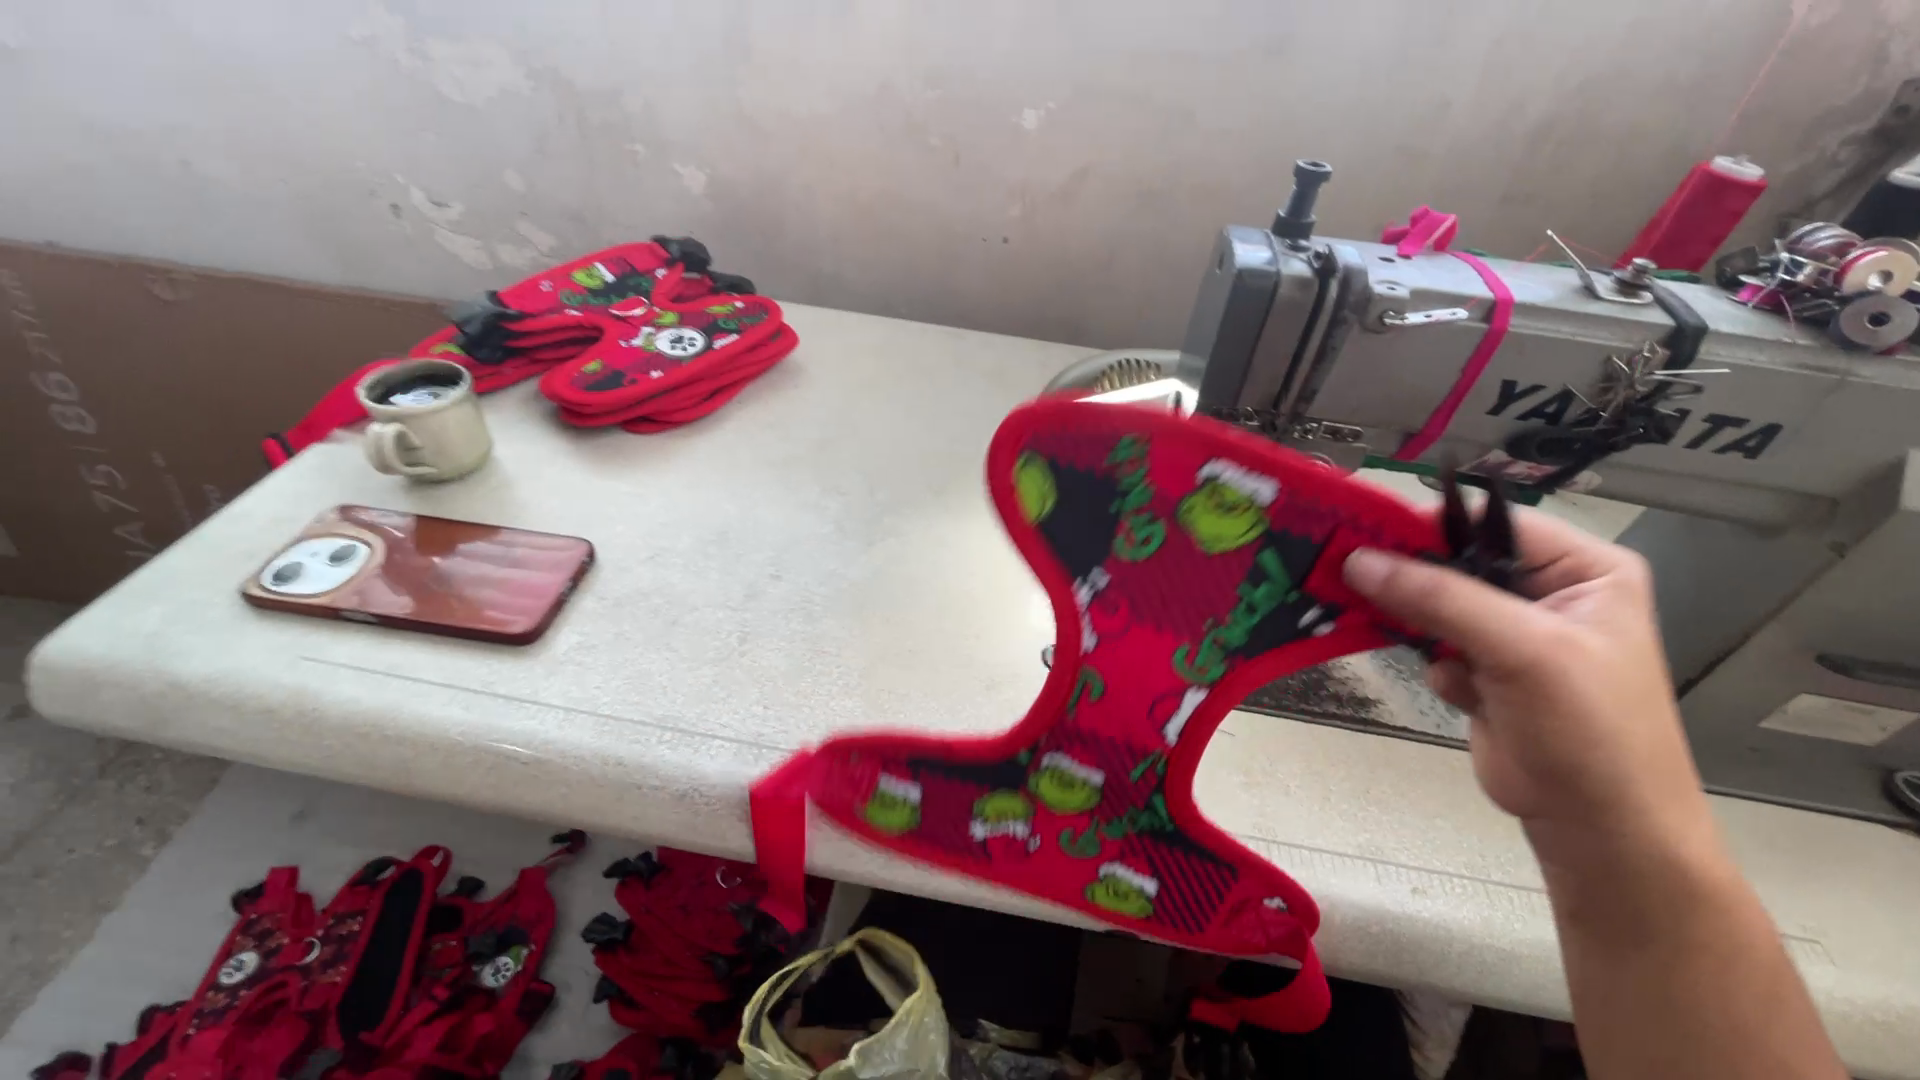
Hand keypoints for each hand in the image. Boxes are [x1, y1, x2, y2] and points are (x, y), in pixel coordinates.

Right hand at [1341, 510, 1709, 842]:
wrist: (1600, 828)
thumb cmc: (1587, 729)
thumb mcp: (1522, 649)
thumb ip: (1439, 598)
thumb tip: (1356, 559)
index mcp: (1585, 570)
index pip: (1492, 524)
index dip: (1429, 525)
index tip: (1361, 532)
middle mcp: (1550, 593)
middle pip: (1458, 563)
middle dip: (1411, 576)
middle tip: (1352, 574)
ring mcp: (1515, 635)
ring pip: (1438, 604)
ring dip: (1417, 622)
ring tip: (1395, 630)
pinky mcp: (1486, 672)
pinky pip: (1436, 645)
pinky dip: (1434, 662)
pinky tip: (1457, 692)